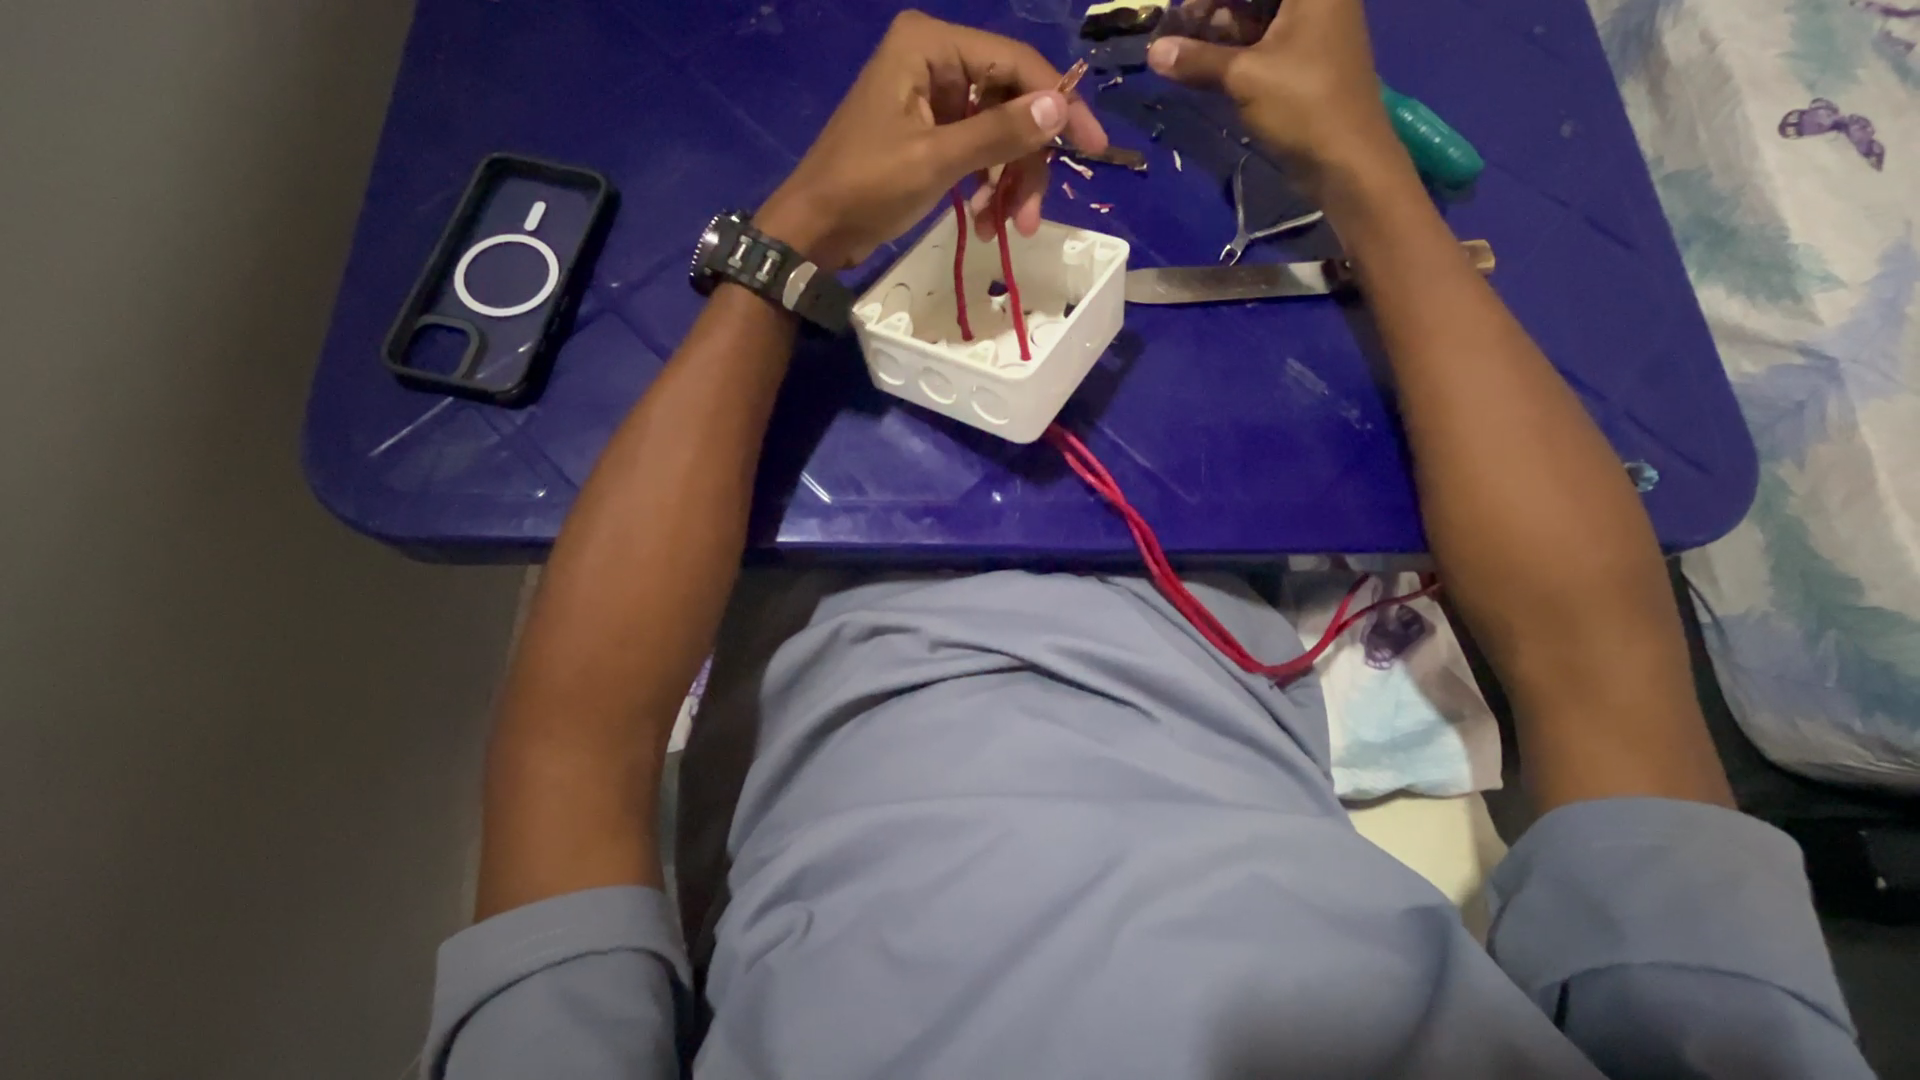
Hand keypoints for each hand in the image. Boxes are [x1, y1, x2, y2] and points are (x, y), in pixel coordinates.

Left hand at [756, 11, 1106, 268]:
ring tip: (1006, 229)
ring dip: (1009, 183)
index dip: (1059, 105)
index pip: (1015, 64)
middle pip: (1010, 102)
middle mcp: (934, 60)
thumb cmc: (865, 189)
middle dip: (1025, 163)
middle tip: (1031, 217)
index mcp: (930, 46)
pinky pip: (977, 151)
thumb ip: (1000, 132)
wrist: (813, 230)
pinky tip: (988, 221)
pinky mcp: (929, 132)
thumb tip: (1060, 107)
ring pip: (998, 132)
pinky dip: (988, 186)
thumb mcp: (936, 161)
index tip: (1093, 149)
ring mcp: (931, 97)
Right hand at [1147, 0, 1398, 189]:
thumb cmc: (1303, 104)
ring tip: (1183, 54)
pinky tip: (1205, 67)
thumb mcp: (1245, 78)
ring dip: (1219, 31)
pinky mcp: (1304, 62)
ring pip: (1257, 17)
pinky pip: (1263, 43)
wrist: (1347, 160)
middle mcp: (1316, 0)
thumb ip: (1198, 59)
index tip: (1180, 14)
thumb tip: (1153, 51)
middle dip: (1215, 9)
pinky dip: (1234, 52)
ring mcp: (1311, 31)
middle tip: (1177, 33)